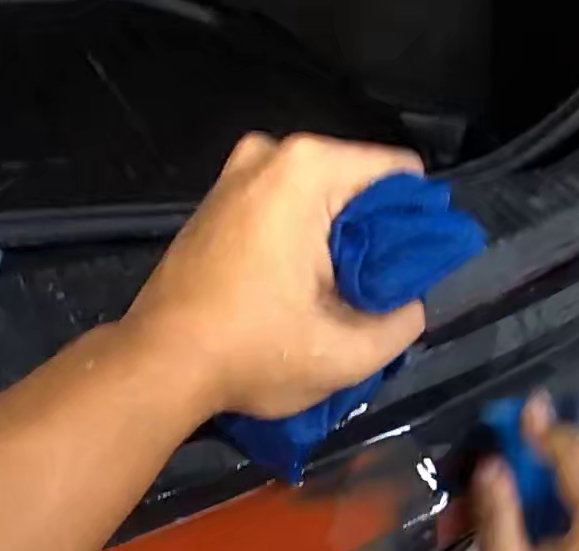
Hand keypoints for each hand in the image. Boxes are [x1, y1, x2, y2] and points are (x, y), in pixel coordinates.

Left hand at [119, 132, 426, 418]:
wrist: (161, 366)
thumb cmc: (253, 355)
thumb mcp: (348, 356)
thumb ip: (403, 324)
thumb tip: (411, 304)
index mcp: (307, 171)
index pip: (400, 177)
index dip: (417, 228)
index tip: (412, 277)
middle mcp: (269, 155)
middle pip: (358, 189)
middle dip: (375, 242)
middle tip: (373, 298)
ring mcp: (236, 175)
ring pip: (322, 204)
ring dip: (339, 249)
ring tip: (337, 301)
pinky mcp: (218, 204)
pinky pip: (286, 213)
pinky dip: (304, 247)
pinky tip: (300, 293)